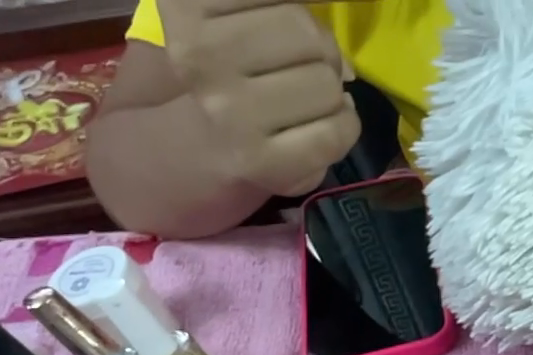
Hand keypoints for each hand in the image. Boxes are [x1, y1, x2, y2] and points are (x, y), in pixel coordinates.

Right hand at [159, 0, 358, 196]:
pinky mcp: (262, 161)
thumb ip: (280, 4)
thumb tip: (333, 13)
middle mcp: (197, 54)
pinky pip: (336, 131)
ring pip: (327, 83)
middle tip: (304, 67)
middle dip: (321, 49)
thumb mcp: (237, 15)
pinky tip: (326, 124)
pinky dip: (346, 125)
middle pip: (307, 32)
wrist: (204, 144)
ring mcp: (227, 112)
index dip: (303, 6)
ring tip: (308, 98)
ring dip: (333, 91)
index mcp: (185, 5)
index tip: (295, 22)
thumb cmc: (232, 72)